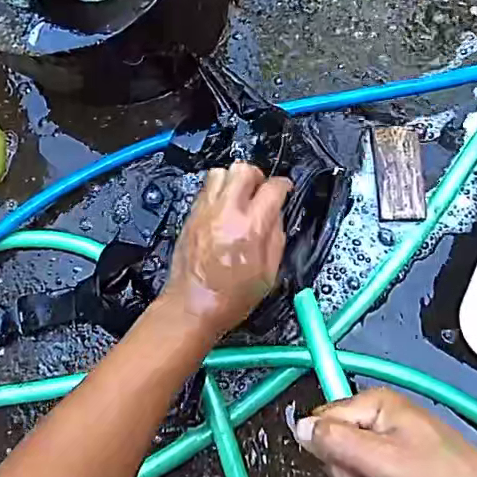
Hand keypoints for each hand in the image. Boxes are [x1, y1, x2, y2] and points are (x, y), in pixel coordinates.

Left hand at [160, 162, 291, 336]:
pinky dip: (218, 192)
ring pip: (220, 172)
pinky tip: (223, 209)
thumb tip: (277, 216)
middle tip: (261, 190)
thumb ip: (276, 237)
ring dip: (234, 180)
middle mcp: (227, 213)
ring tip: (240, 197)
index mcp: (251, 227)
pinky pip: (205, 189)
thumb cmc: (228, 298)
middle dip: (257, 176)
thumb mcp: (269, 273)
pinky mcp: (190, 216)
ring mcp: (205, 212)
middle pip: (243, 169)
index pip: (273, 187)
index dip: (284, 185)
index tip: (285, 189)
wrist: (192, 307)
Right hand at [294, 388, 476, 476]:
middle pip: (336, 441)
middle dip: (344, 475)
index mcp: (378, 403)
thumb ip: (338, 444)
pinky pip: (369, 475)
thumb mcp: (383, 464)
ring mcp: (393, 439)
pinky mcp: (401, 462)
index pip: (326, 419)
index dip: (329, 451)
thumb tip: (300, 426)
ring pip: (351, 462)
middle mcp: (384, 415)